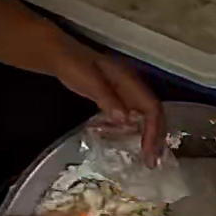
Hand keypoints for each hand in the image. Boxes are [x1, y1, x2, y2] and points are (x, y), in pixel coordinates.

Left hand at [50, 38, 165, 165]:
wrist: (59, 55)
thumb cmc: (73, 65)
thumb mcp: (90, 81)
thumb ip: (108, 99)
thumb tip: (127, 121)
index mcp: (132, 82)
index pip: (152, 108)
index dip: (154, 129)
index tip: (148, 150)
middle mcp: (135, 89)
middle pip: (155, 115)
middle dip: (157, 137)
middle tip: (153, 161)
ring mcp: (128, 94)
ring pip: (147, 118)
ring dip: (151, 137)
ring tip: (149, 157)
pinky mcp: (119, 99)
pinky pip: (135, 117)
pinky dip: (139, 132)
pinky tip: (135, 144)